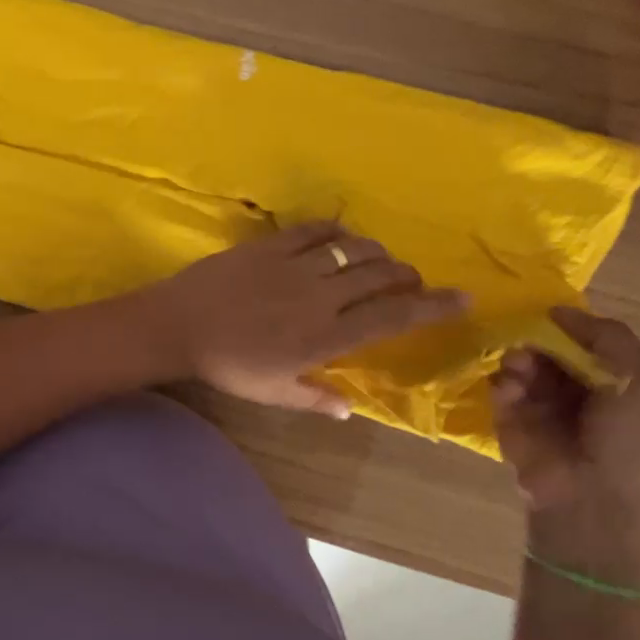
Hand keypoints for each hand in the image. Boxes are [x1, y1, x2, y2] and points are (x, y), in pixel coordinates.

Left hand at [131, 221, 467, 417]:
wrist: (175, 325)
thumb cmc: (226, 365)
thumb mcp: (272, 393)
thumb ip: (314, 399)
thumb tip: (349, 409)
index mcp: (327, 336)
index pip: (394, 317)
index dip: (434, 306)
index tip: (463, 298)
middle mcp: (319, 297)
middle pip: (380, 277)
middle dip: (407, 276)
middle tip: (412, 280)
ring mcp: (292, 266)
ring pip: (352, 250)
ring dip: (375, 252)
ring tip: (380, 260)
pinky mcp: (266, 246)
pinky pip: (311, 230)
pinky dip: (333, 230)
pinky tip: (340, 236)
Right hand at [492, 307, 639, 513]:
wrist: (596, 503)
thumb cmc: (635, 444)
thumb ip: (610, 339)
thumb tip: (563, 311)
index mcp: (629, 388)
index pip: (596, 344)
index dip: (576, 327)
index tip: (552, 314)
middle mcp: (587, 395)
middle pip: (556, 350)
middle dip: (542, 341)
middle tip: (529, 338)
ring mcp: (547, 408)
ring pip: (526, 365)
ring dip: (521, 359)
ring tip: (519, 365)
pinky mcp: (512, 420)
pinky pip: (502, 388)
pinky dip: (504, 383)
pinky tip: (510, 389)